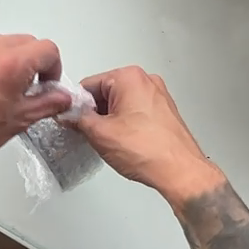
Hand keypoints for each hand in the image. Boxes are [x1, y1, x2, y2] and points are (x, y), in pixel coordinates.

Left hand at [0, 35, 74, 171]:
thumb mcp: (18, 121)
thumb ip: (47, 102)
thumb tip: (62, 96)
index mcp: (11, 64)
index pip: (47, 49)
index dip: (52, 67)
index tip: (45, 83)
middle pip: (24, 42)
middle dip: (30, 62)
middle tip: (22, 87)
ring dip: (4, 59)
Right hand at [76, 68, 225, 207]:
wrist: (180, 172)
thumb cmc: (147, 150)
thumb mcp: (99, 133)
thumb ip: (77, 119)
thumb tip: (68, 115)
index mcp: (129, 77)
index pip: (88, 85)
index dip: (77, 105)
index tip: (74, 122)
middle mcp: (146, 81)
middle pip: (105, 93)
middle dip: (95, 113)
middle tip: (93, 135)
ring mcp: (157, 96)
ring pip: (120, 104)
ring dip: (110, 120)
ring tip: (112, 142)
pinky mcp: (164, 111)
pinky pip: (135, 112)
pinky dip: (125, 124)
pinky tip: (125, 143)